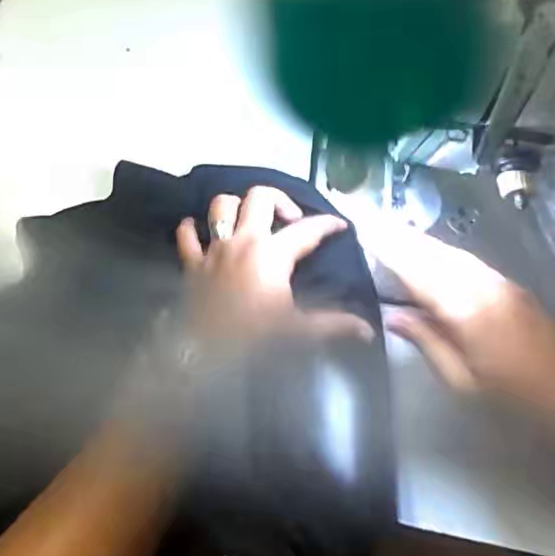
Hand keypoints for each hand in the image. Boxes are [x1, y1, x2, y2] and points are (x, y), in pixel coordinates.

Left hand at [174, 186, 373, 346]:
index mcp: (273, 253)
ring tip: (249, 220)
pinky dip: (192, 228)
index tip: (340, 224)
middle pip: (260, 197)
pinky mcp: (191, 263)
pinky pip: (187, 234)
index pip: (308, 230)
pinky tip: (201, 230)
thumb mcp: (297, 331)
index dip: (328, 224)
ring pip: (222, 205)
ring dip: (236, 206)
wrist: (200, 358)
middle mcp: (244, 241)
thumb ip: (333, 325)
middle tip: (290, 219)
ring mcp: (214, 249)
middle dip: (279, 200)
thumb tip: (367, 330)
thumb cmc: (252, 340)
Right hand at [368, 225, 554, 411]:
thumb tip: (393, 314)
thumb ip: (427, 341)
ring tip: (392, 232)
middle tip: (370, 221)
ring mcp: (497, 278)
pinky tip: (430, 255)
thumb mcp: (464, 380)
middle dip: (401, 235)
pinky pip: (466, 259)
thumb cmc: (518, 398)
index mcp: (463, 304)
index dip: (387, 247)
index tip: (362, 227)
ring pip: (450, 251)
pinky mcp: (509, 283)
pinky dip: (441, 252)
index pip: (415, 267)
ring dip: (420, 240)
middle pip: (432, 250)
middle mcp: (479, 280)